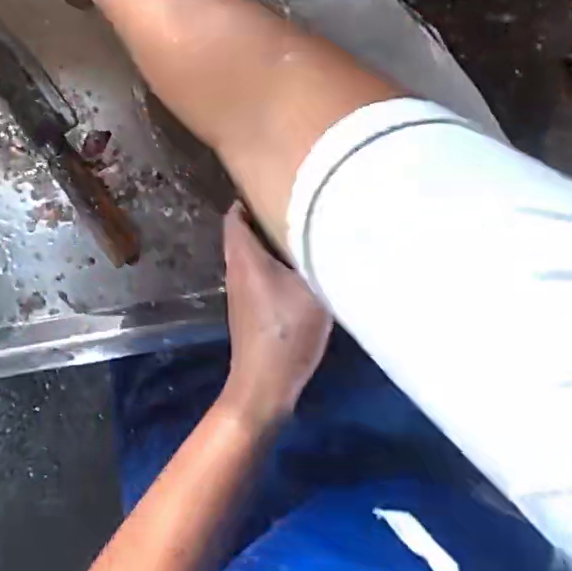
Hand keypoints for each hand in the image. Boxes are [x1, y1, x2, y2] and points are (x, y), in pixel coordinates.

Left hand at [218, 204, 332, 429]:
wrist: (264, 381)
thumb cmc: (285, 330)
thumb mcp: (313, 290)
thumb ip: (322, 258)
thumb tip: (337, 231)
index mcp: (242, 253)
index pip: (236, 212)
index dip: (252, 197)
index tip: (279, 189)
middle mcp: (234, 264)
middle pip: (244, 229)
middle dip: (267, 217)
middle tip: (300, 209)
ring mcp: (238, 285)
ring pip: (252, 251)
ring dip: (272, 241)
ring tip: (305, 234)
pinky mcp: (247, 303)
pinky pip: (258, 269)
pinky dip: (274, 262)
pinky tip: (301, 269)